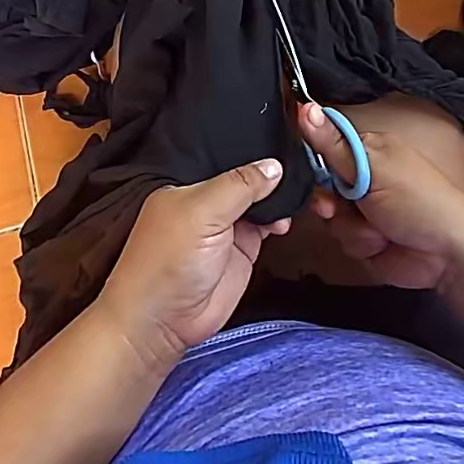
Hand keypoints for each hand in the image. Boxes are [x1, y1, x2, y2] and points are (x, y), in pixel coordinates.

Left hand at [95, 159, 291, 364]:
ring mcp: (227, 225)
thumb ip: (239, 185)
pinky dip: (281, 219)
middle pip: (247, 178)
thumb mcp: (202, 212)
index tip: (284, 142)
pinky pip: (268, 225)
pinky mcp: (243, 248)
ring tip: (299, 194)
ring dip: (280, 197)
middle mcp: (209, 200)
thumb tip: (273, 166)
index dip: (253, 149)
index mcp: (189, 183)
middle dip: (271, 174)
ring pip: (261, 201)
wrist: (164, 321)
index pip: (226, 156)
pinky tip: (287, 219)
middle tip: (300, 167)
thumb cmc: (166, 263)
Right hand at [296, 103, 463, 289]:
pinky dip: (360, 244)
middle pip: (322, 185)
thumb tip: (307, 109)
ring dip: (350, 226)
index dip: (315, 160)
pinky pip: (342, 239)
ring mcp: (366, 210)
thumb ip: (335, 143)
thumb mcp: (373, 168)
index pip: (328, 145)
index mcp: (371, 151)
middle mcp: (367, 179)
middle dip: (329, 200)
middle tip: (345, 204)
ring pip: (330, 217)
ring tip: (378, 226)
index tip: (316, 170)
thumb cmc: (424, 203)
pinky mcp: (366, 238)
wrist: (447, 255)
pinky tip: (383, 241)